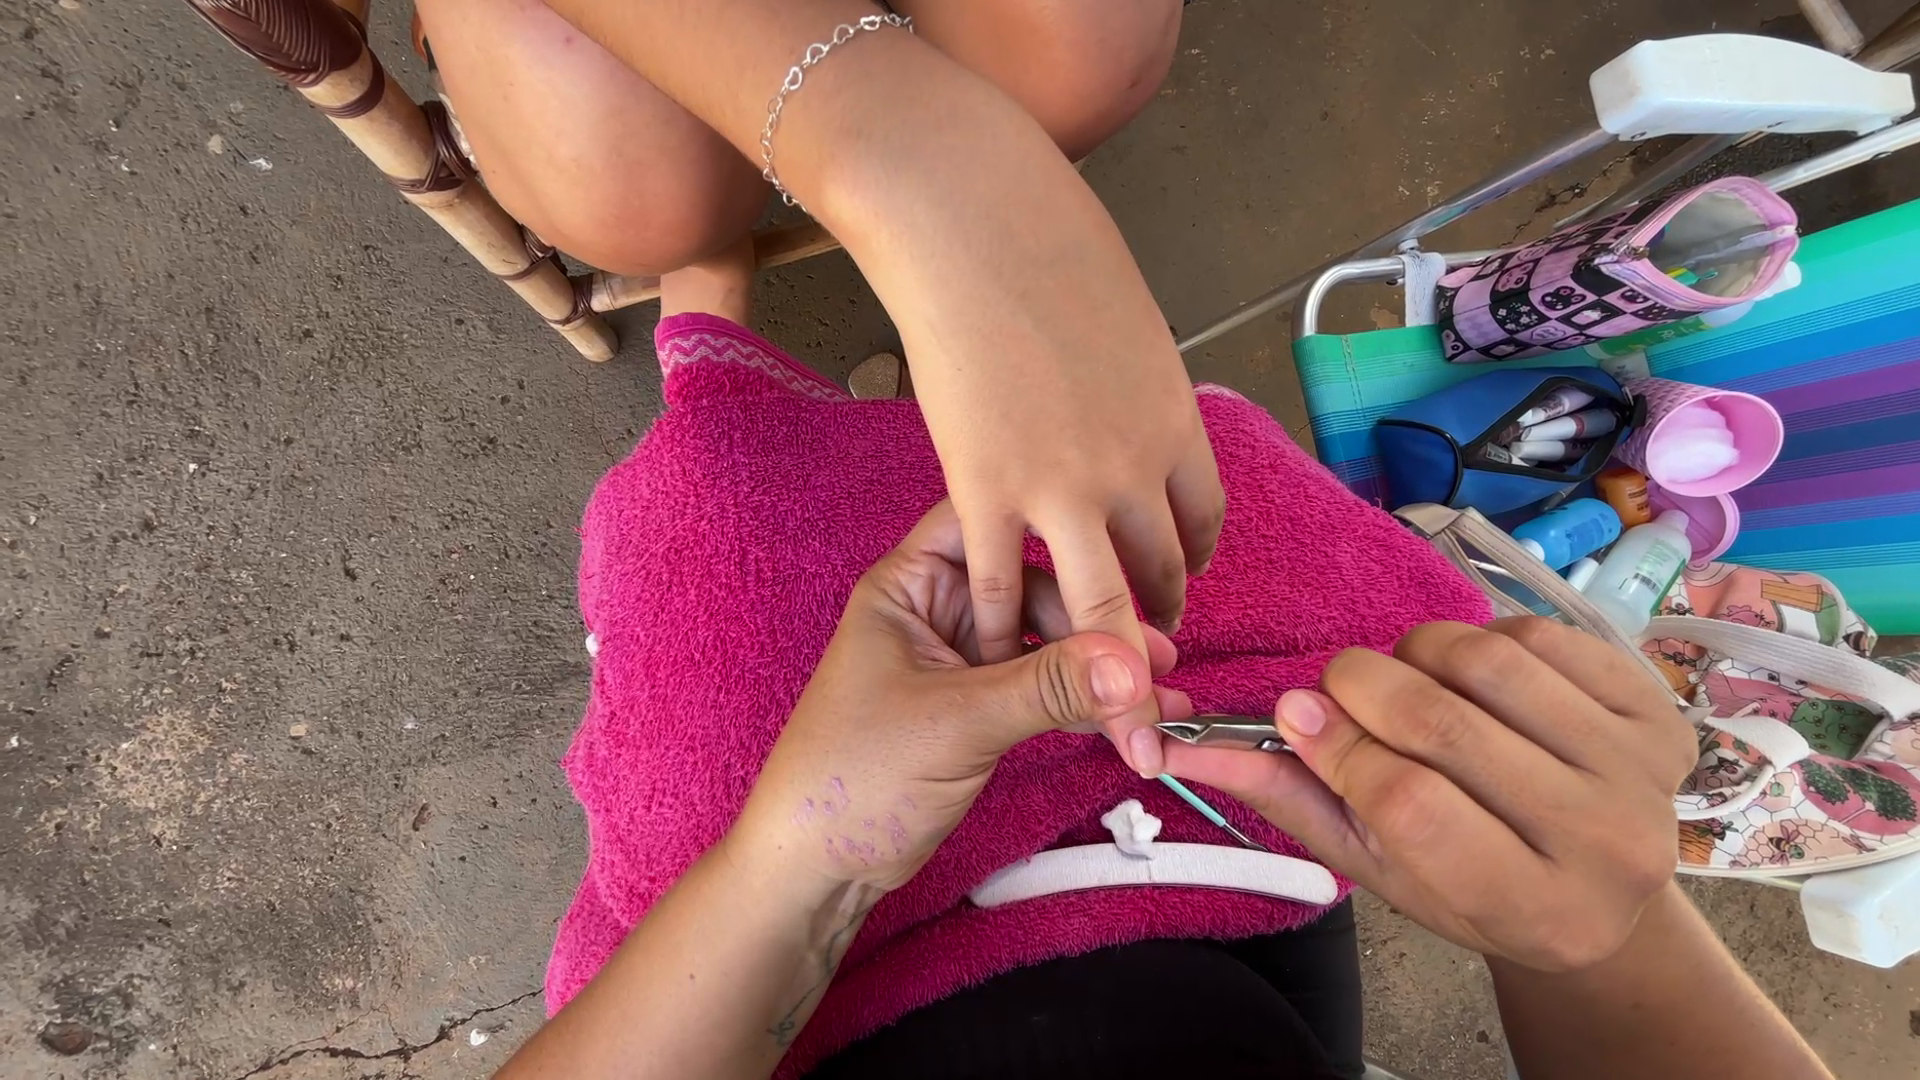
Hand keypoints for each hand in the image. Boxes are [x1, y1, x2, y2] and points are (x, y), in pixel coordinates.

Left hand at [735, 502, 1192, 892]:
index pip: (984, 523)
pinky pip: (1044, 686)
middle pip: (1031, 588)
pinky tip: (1134, 717)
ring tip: (1160, 695)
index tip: (1116, 544)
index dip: (1045, 526)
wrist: (821, 866)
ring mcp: (965, 656)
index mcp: (911, 583)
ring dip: (1098, 668)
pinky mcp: (983, 701)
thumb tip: (1136, 665)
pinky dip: (1084, 701)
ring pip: (1044, 641)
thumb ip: (1046, 688)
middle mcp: (940, 607)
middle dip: (1092, 625)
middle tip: (1157, 660)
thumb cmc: (858, 773)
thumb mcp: (956, 722)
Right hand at [902, 214, 1223, 781]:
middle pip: (1159, 575)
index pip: (1203, 521)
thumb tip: (1131, 419)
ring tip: (1092, 680)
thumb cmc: (1056, 255)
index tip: (1176, 580)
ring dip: (1101, 654)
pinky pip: (1002, 588)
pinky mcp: (987, 493)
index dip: (1190, 563)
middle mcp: (1133, 471)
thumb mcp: (1131, 327)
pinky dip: (1005, 633)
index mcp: (1175, 424)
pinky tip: (1001, 656)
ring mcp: (1061, 490)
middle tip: (1149, 650)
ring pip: (1098, 605)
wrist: (979, 228)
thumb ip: (1139, 394)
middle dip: (1158, 624)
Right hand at [1164, 618, 1696, 971]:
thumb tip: (1193, 747)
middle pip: (1443, 723)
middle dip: (1358, 687)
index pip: (1407, 800)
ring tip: (1410, 685)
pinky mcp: (1656, 707)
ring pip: (1482, 660)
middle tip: (1338, 691)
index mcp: (1529, 905)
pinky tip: (1472, 680)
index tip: (1293, 717)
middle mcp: (1607, 841)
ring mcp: (1641, 768)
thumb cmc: (1463, 884)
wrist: (1596, 887)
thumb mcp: (1368, 862)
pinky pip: (1532, 633)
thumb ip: (1286, 800)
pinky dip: (1477, 639)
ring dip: (1415, 655)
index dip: (1334, 746)